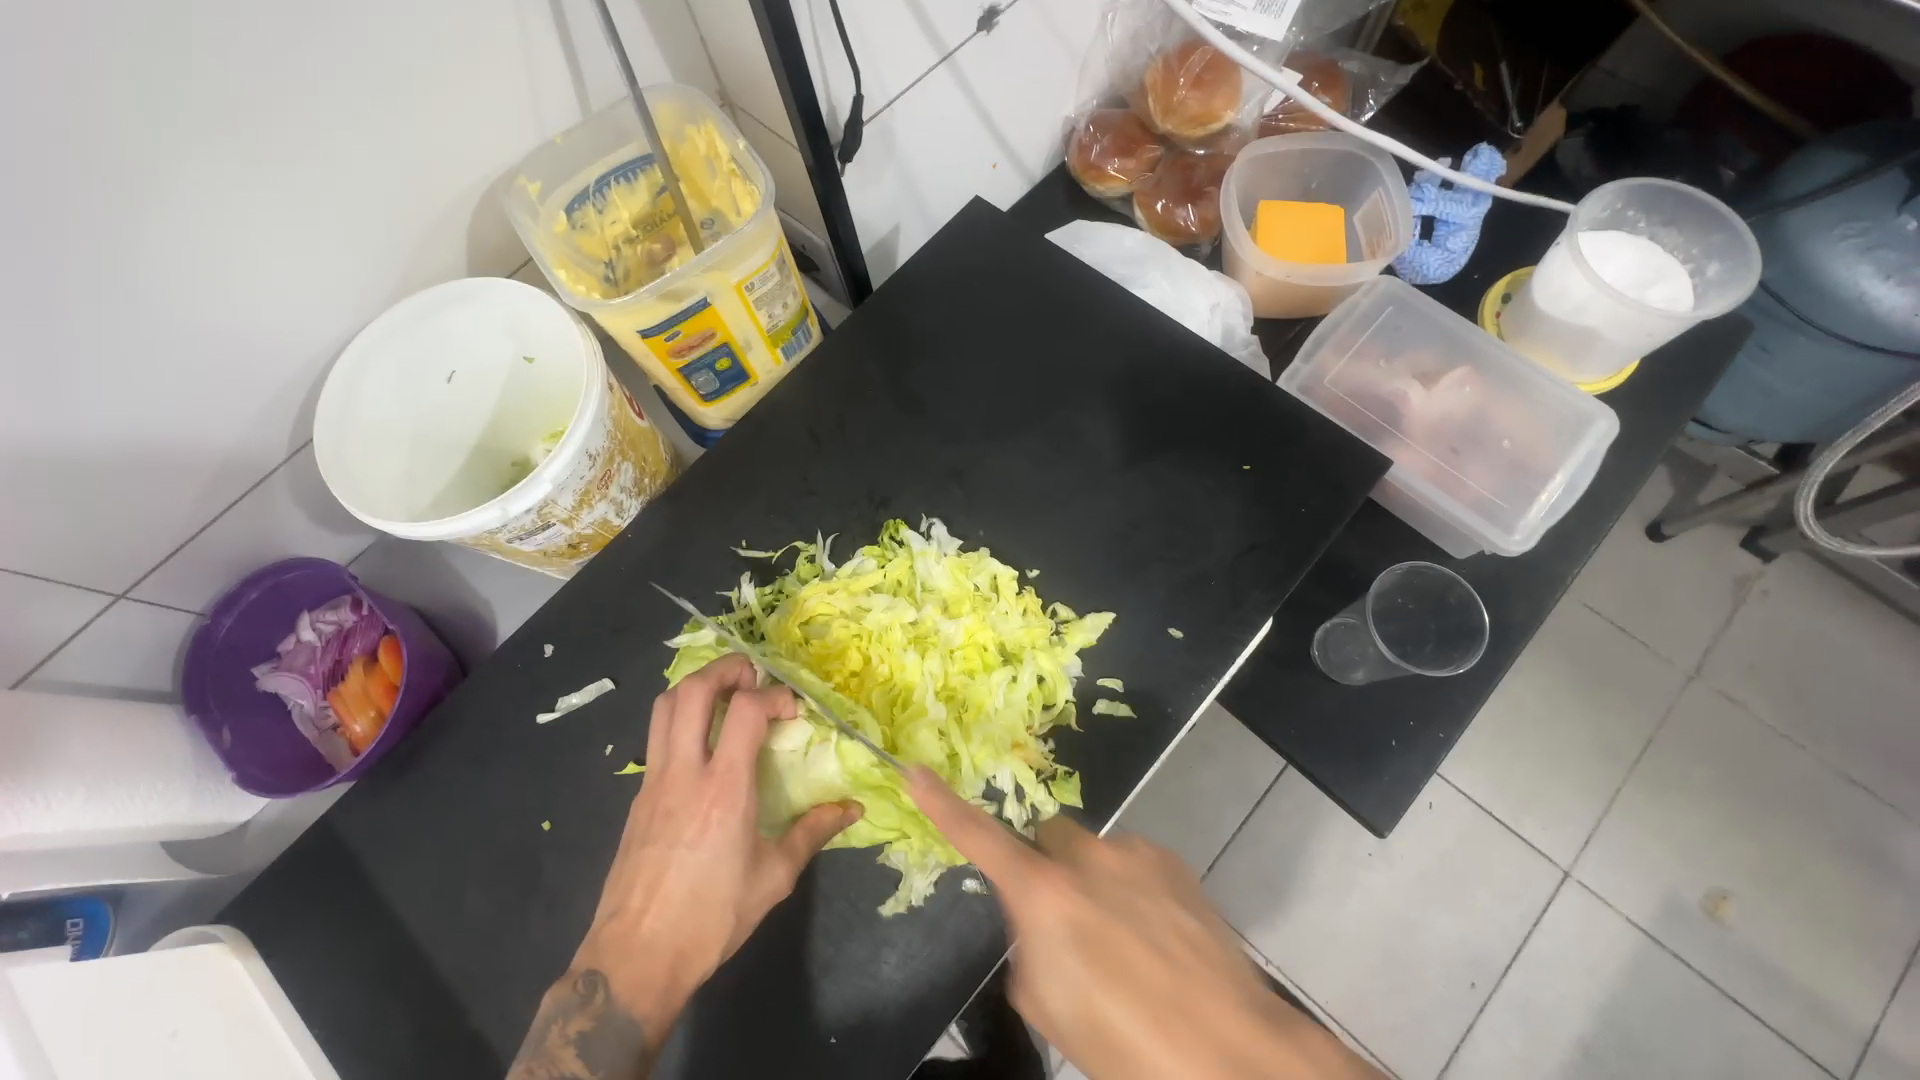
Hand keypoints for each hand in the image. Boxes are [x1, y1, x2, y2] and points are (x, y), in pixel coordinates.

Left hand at [513, 655, 859, 1076]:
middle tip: (753, 674)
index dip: (773, 695)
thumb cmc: (712, 918)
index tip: (793, 709)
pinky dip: (680, 720)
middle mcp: (684, 773)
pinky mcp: (637, 799)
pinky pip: (656, 739)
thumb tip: (852, 809)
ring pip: (663, 708)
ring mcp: (653, 783)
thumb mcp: (774, 877)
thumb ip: (813, 833)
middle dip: (725, 670)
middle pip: (693, 692)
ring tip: (726, 694)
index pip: (745, 711)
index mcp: (725, 789)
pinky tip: (703, 745)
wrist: (636, 957)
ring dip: (696, 687)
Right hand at [905, 767, 1377, 1079]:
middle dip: (1046, 867)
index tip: (915, 773)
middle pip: (1047, 838)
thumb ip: (1028, 946)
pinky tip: (1156, 937)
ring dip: (1094, 883)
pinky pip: (1134, 864)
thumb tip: (1038, 923)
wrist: (1229, 1052)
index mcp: (1044, 896)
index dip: (943, 806)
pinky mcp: (1175, 864)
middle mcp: (1088, 858)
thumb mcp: (1047, 1005)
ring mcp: (1136, 855)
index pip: (980, 839)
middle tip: (1064, 923)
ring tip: (1125, 944)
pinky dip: (1131, 889)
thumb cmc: (1122, 1042)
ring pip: (1095, 854)